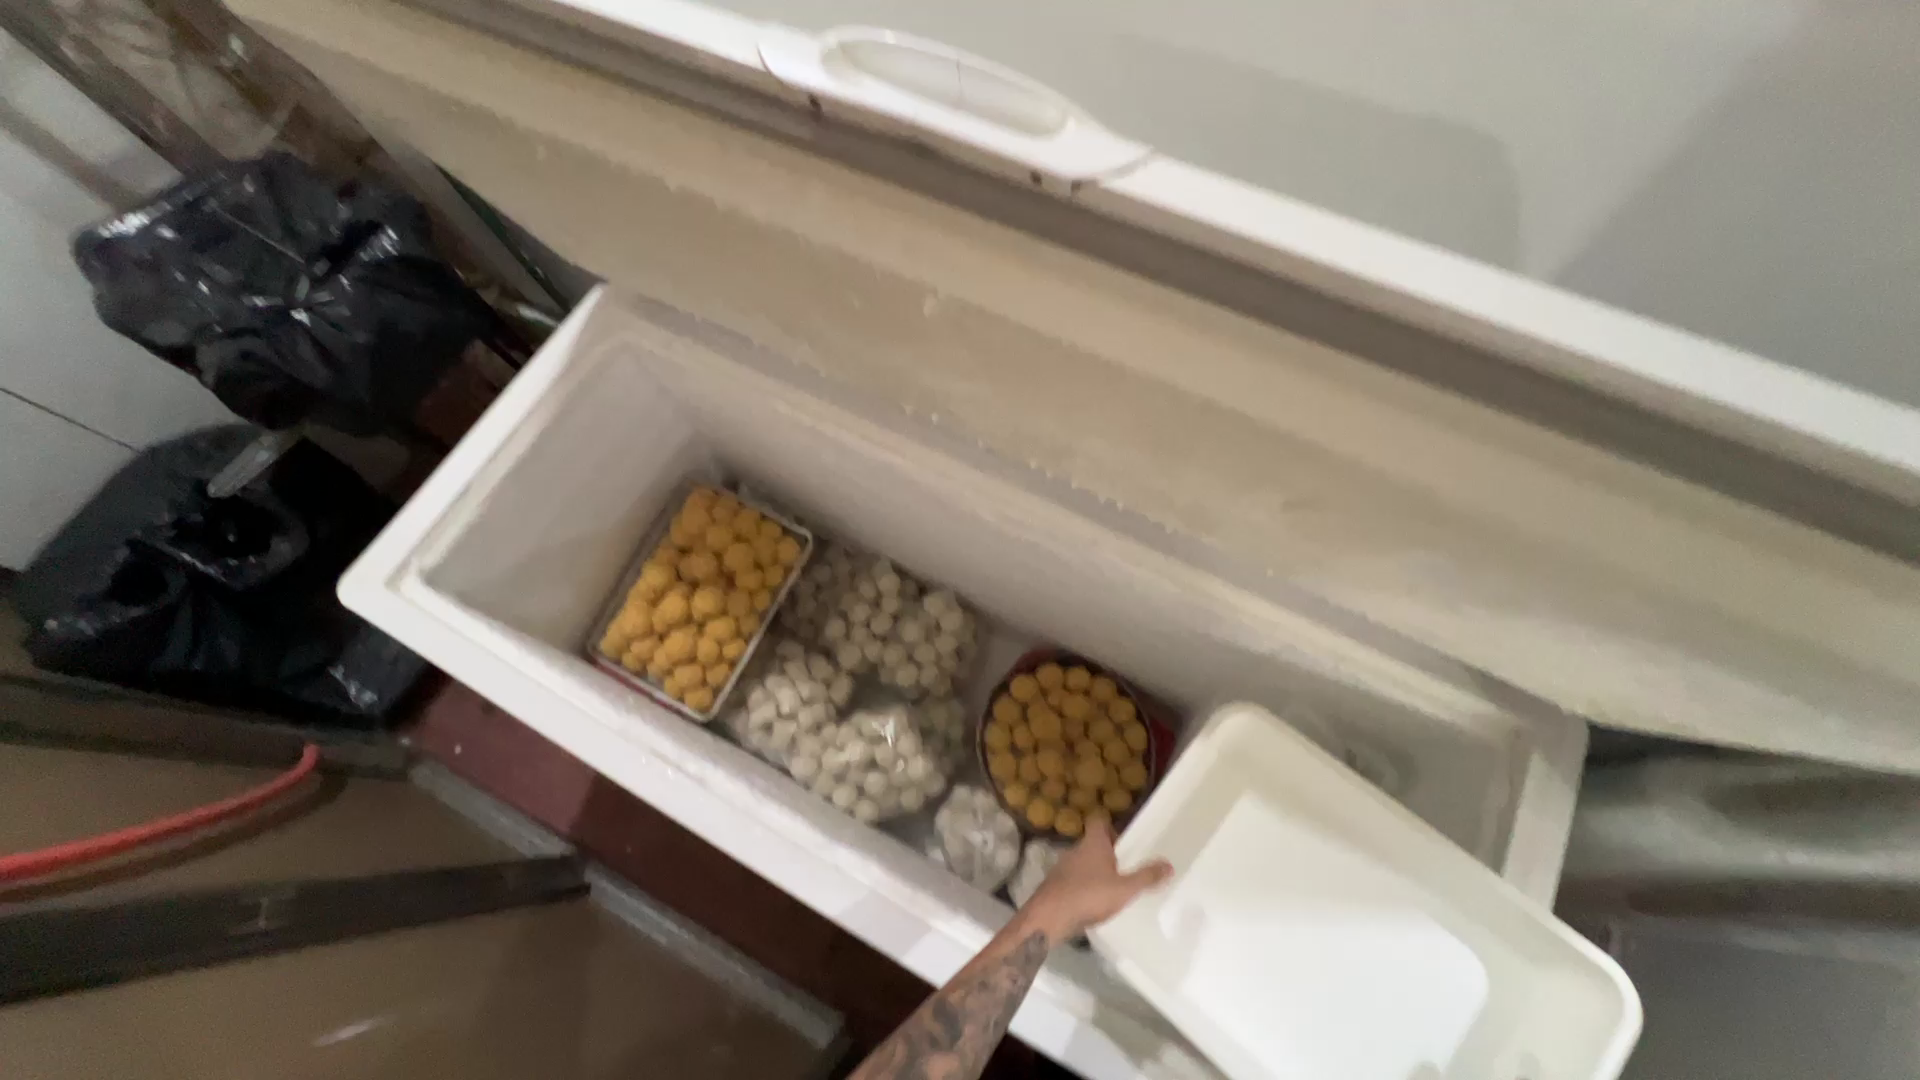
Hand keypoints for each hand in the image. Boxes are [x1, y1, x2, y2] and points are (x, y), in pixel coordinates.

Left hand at [1020, 818, 1172, 943]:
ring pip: (1082, 862)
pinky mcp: (1055, 885)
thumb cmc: (1089, 894)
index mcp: (1093, 843)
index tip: (1124, 842)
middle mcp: (1076, 850)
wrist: (1050, 916)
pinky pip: (1073, 880)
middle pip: (1092, 843)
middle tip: (1125, 868)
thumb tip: (1169, 865)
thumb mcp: (1125, 888)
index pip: (1099, 821)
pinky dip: (1084, 886)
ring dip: (1095, 871)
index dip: (1111, 827)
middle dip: (1107, 853)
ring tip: (1112, 888)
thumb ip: (1146, 877)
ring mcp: (1062, 867)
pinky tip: (1093, 903)